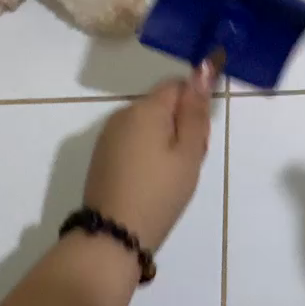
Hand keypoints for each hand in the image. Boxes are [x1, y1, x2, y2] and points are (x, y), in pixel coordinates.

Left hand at [83, 66, 214, 252]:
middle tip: (187, 163)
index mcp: (146, 108)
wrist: (112, 238)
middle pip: (162, 104)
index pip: (178, 85)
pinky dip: (145, 152)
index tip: (198, 140)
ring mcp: (108, 135)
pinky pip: (131, 140)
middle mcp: (123, 113)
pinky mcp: (101, 155)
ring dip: (163, 139)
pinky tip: (150, 182)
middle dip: (179, 125)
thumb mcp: (189, 153)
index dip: (194, 107)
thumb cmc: (159, 194)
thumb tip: (203, 67)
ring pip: (147, 123)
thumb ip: (196, 110)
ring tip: (170, 177)